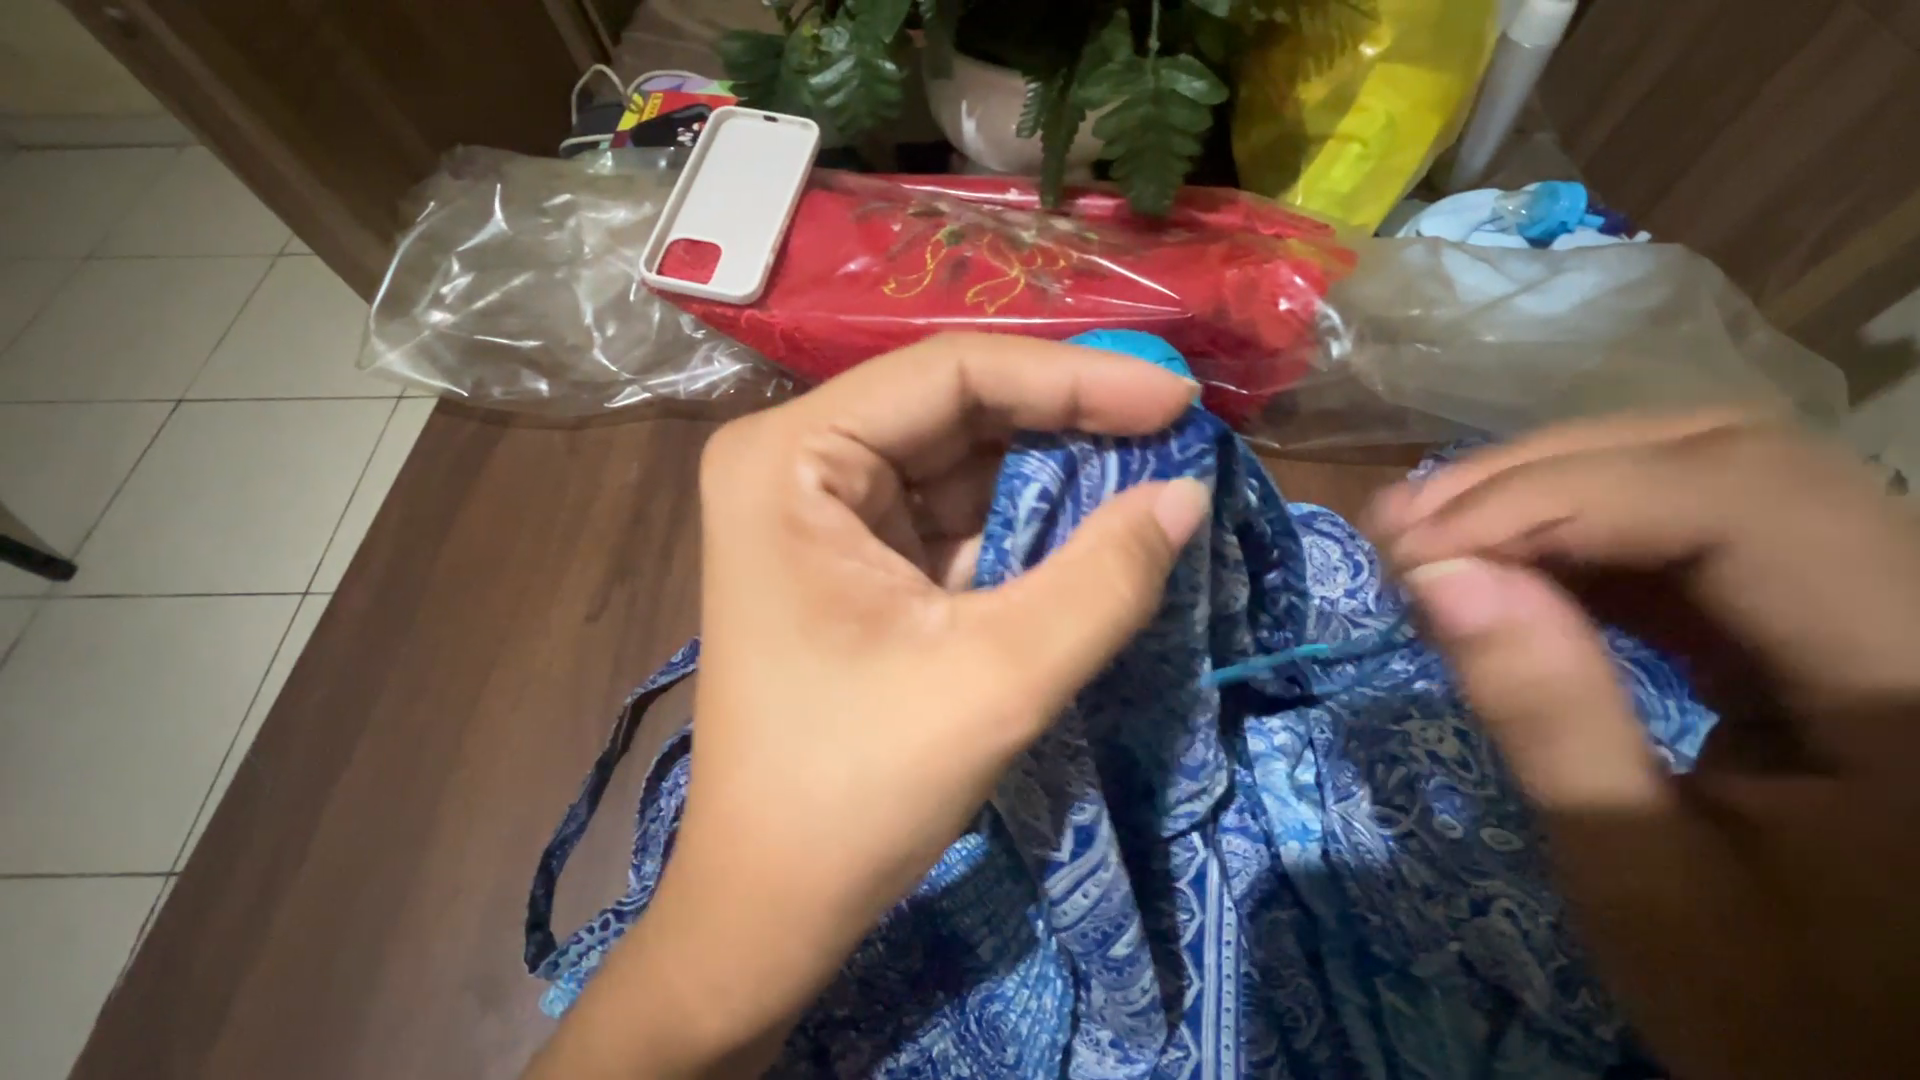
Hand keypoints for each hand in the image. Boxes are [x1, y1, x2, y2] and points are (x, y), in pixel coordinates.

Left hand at [526, 334, 1208, 1079]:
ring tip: (1152, 474)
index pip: (950, 373)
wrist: (771, 899)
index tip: (1176, 401)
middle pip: (955, 409)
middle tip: (1175, 435)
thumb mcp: (997, 679)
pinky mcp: (850, 559)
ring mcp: (819, 511)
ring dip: (1054, 472)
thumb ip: (1105, 578)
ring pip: (960, 461)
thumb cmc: (856, 789)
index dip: (1074, 376)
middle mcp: (793, 463)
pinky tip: (1093, 525)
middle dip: (1067, 421)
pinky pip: (951, 515)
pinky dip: (1024, 521)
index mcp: (789, 459)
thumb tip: (1189, 493)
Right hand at [1368, 413, 1919, 1079]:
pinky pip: (1703, 536)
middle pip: (1731, 457)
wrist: (1886, 1061)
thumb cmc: (1777, 1008)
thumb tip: (1432, 574)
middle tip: (1404, 524)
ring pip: (1712, 477)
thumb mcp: (1640, 882)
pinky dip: (1582, 537)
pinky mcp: (1833, 622)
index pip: (1737, 506)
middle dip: (1542, 476)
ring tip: (1431, 535)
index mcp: (1917, 687)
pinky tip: (1499, 563)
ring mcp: (1890, 606)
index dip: (1554, 499)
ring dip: (1552, 493)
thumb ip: (1545, 715)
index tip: (1411, 549)